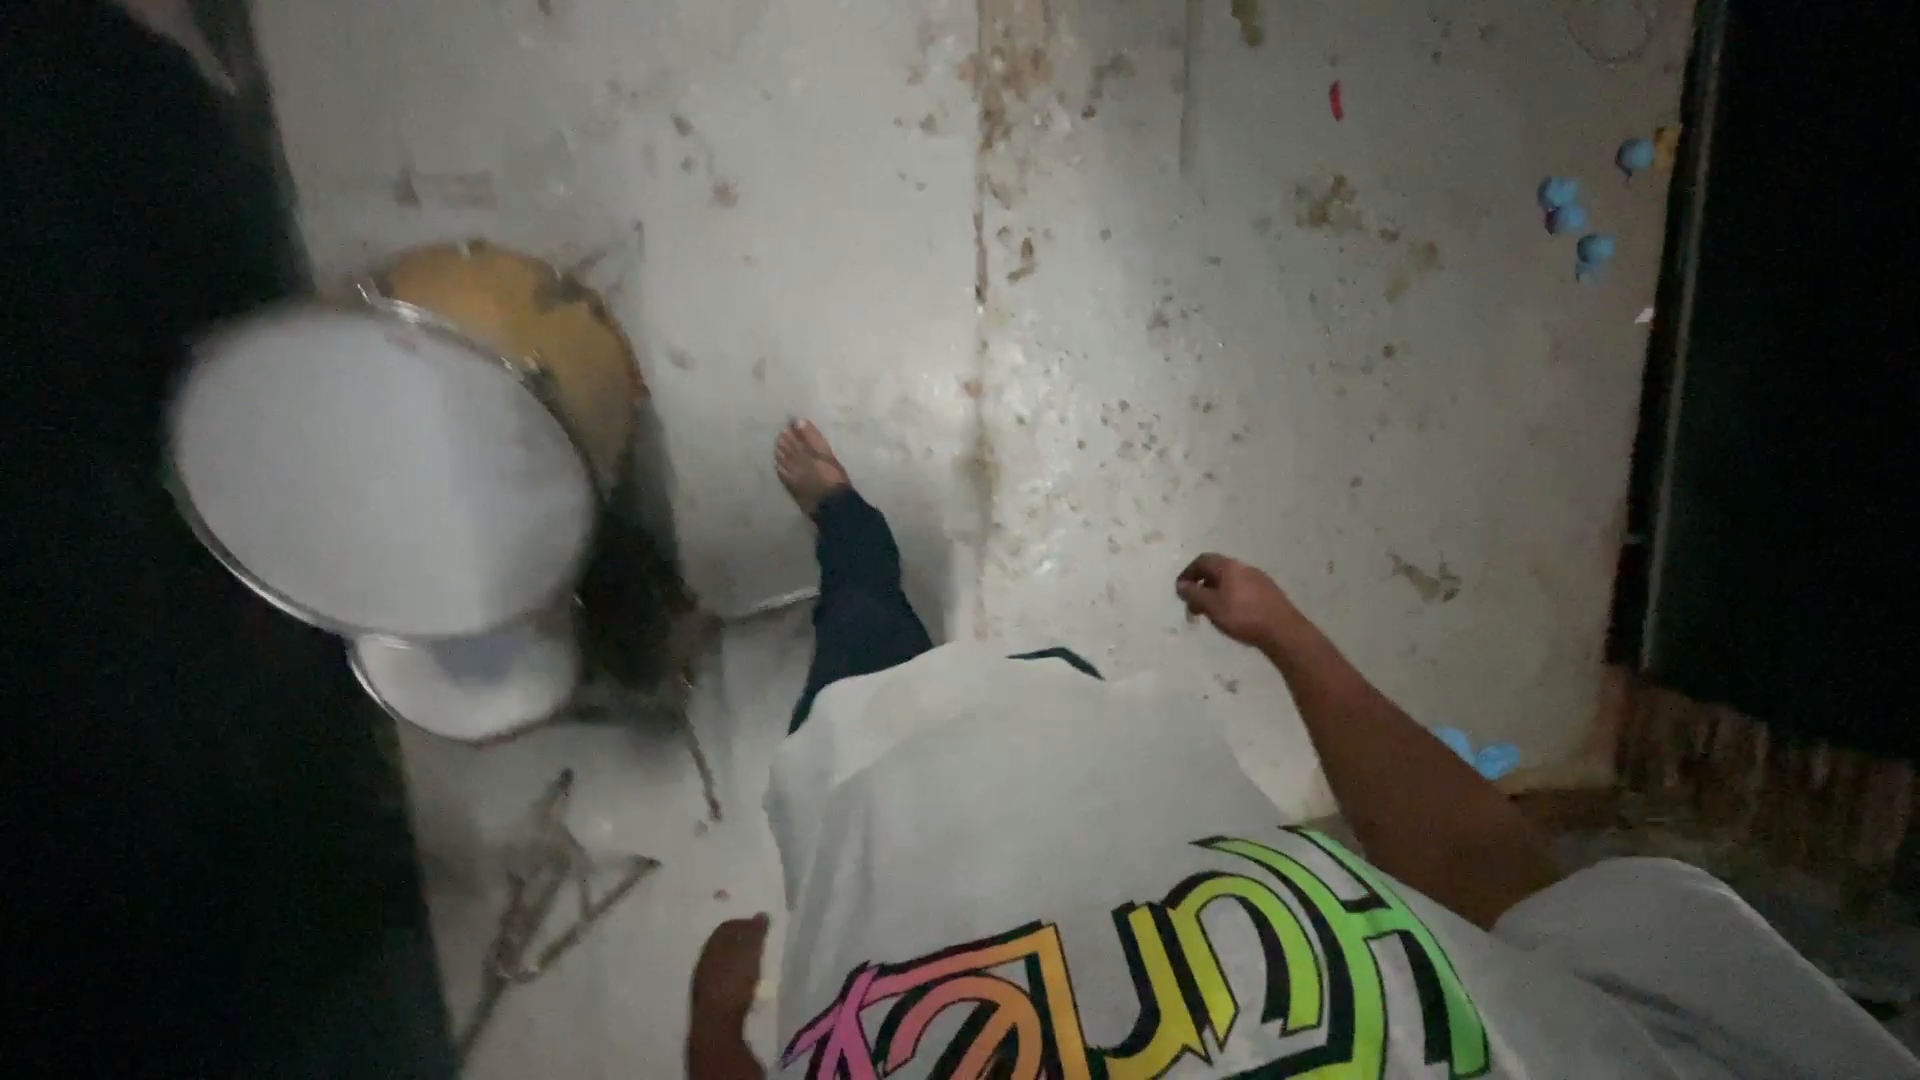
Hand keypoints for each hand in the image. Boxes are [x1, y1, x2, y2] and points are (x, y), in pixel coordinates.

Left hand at [691, 914, 769, 1020]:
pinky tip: (744, 984)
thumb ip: (755, 933)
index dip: (743, 923)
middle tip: (759, 944)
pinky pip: (721, 980)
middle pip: (722, 945)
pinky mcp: (707, 1003)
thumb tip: (761, 915)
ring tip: (754, 964)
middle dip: (740, 942)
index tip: (760, 926)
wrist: (716, 1027)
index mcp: (711, 947)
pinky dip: (733, 977)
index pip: (726, 927)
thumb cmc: (734, 983)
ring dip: (736, 961)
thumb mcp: (749, 953)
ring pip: (720, 964)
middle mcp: (703, 962)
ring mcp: (702, 984)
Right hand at [1176, 553, 1298, 648]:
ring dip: (1215, 594)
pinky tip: (1232, 615)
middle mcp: (1244, 567)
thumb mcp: (1212, 606)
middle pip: (1216, 571)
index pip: (1202, 561)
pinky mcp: (1268, 592)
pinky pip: (1242, 590)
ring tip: (1212, 613)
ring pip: (1229, 581)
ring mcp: (1259, 579)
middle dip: (1201, 587)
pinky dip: (1230, 598)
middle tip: (1194, 607)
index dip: (1187, 573)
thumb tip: (1181, 584)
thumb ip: (1194, 594)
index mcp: (1228, 566)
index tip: (1180, 590)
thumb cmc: (1242, 616)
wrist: (1283, 631)